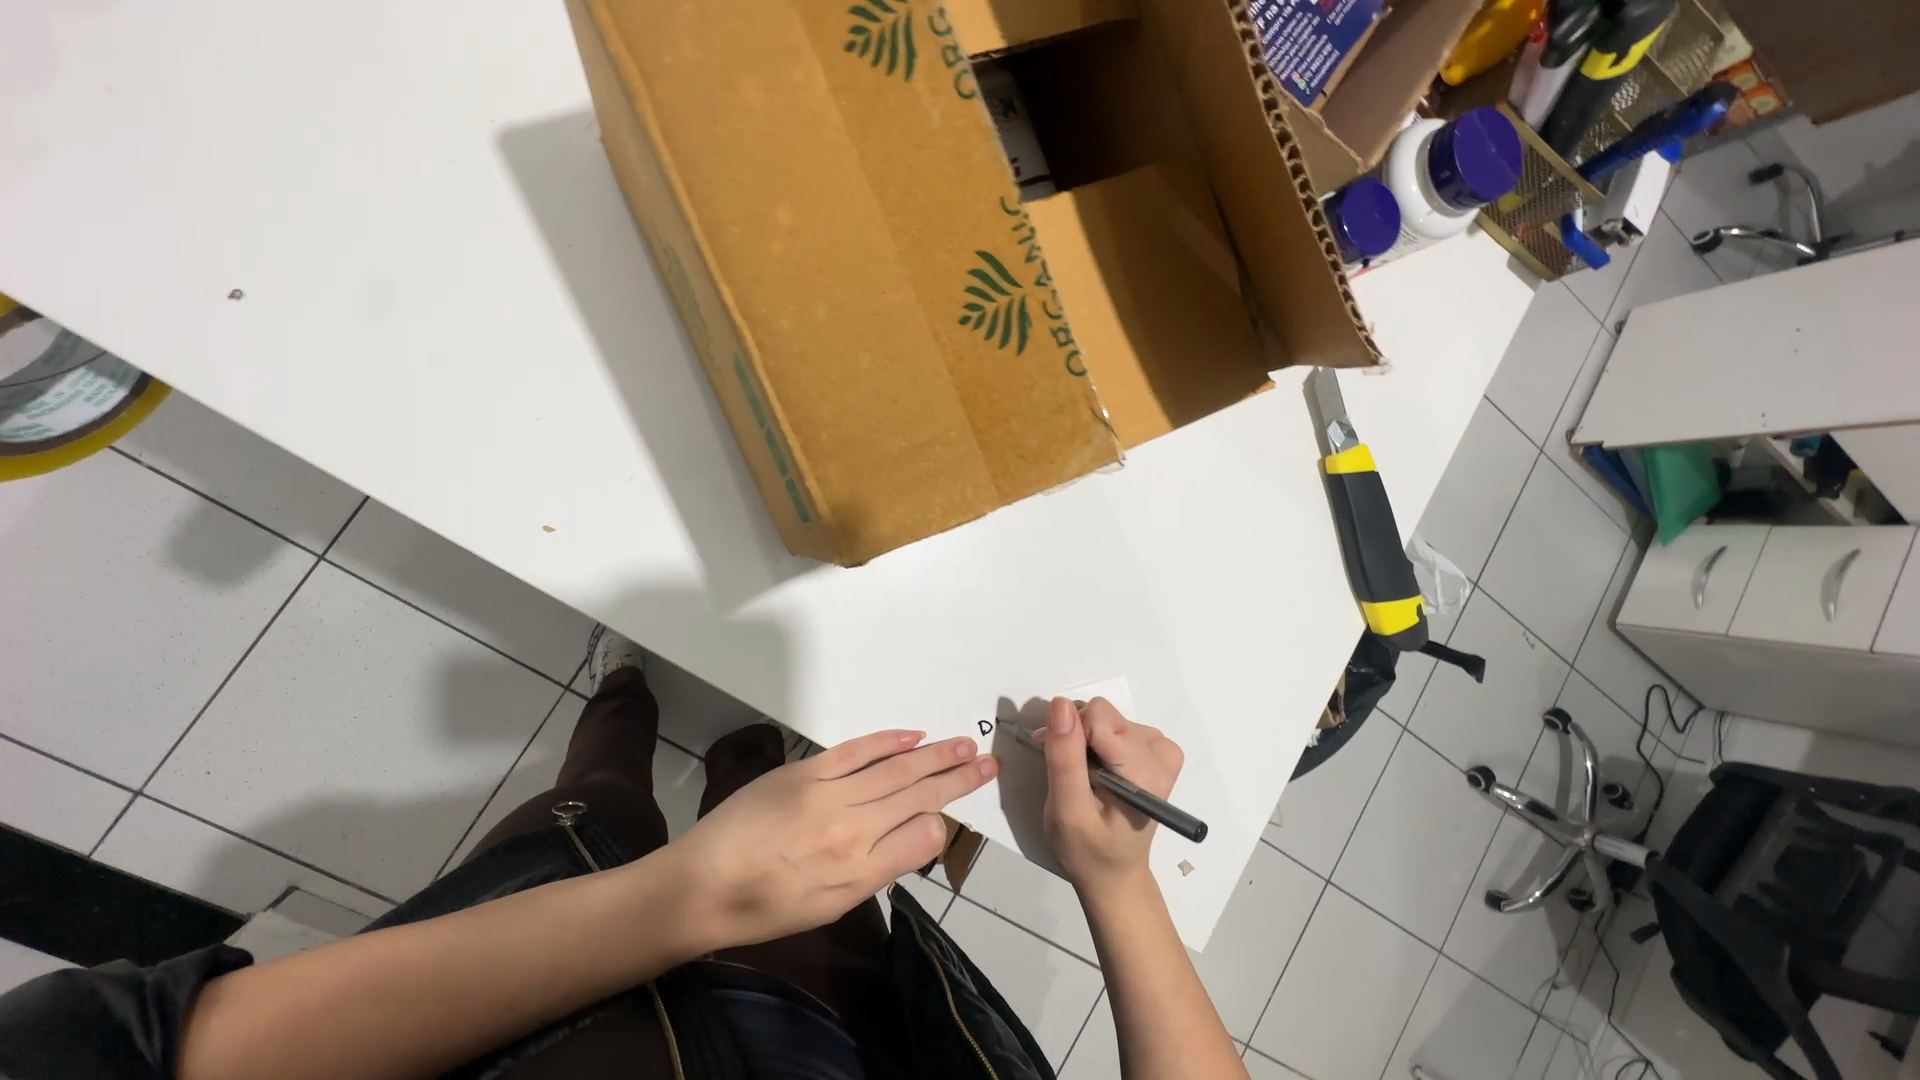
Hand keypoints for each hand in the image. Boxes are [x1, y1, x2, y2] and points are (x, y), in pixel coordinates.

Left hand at [657, 730, 996, 949]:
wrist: (702, 884)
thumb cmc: (766, 908)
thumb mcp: (831, 906)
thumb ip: (880, 869)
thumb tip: (922, 834)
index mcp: (859, 871)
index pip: (923, 837)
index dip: (945, 819)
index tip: (959, 805)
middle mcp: (851, 829)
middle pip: (917, 795)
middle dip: (957, 778)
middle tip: (988, 761)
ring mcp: (828, 794)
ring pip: (895, 770)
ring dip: (934, 755)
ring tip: (964, 744)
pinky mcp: (805, 771)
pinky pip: (856, 750)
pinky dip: (888, 741)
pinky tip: (913, 735)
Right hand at [1041, 697, 1183, 893]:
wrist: (1114, 873)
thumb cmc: (1087, 850)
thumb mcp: (1067, 810)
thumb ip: (1064, 756)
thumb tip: (1061, 704)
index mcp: (1146, 774)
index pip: (1098, 717)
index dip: (1069, 734)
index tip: (1057, 760)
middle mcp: (1162, 753)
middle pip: (1103, 714)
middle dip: (1076, 736)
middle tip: (1065, 773)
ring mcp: (1161, 749)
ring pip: (1106, 717)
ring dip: (1084, 741)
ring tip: (1079, 776)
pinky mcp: (1155, 749)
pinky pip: (1114, 724)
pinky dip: (1096, 742)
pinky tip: (1095, 770)